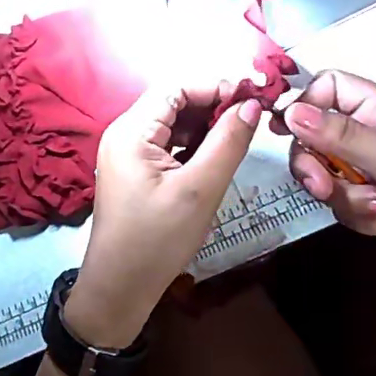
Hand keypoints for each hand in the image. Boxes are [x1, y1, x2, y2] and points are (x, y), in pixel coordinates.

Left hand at [70, 83, 263, 345]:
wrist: (120, 290)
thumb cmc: (157, 241)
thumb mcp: (200, 190)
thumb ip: (228, 143)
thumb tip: (252, 104)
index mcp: (131, 131)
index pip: (176, 86)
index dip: (217, 85)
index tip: (255, 95)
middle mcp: (125, 133)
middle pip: (174, 100)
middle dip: (214, 102)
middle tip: (253, 115)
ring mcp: (128, 152)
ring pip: (174, 121)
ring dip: (207, 123)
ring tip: (241, 133)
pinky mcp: (136, 170)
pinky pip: (169, 142)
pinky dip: (194, 142)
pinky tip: (217, 153)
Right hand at [275, 70, 375, 299]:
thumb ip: (344, 137)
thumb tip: (291, 109)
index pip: (330, 87)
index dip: (305, 104)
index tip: (285, 131)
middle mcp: (375, 134)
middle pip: (317, 136)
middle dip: (317, 165)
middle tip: (323, 187)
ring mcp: (374, 170)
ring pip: (328, 177)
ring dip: (350, 199)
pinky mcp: (375, 202)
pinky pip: (345, 204)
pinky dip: (364, 217)